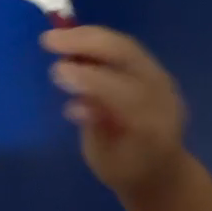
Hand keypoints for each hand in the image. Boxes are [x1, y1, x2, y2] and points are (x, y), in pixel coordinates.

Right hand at [43, 26, 190, 204]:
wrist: (162, 174)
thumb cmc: (127, 172)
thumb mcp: (106, 162)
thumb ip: (96, 131)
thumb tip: (77, 106)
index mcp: (153, 126)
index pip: (124, 93)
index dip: (91, 79)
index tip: (57, 71)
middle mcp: (162, 96)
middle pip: (128, 56)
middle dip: (87, 42)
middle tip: (49, 40)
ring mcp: (160, 80)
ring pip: (125, 45)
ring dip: (88, 36)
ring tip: (56, 37)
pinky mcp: (152, 70)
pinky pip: (124, 48)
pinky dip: (97, 41)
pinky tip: (72, 41)